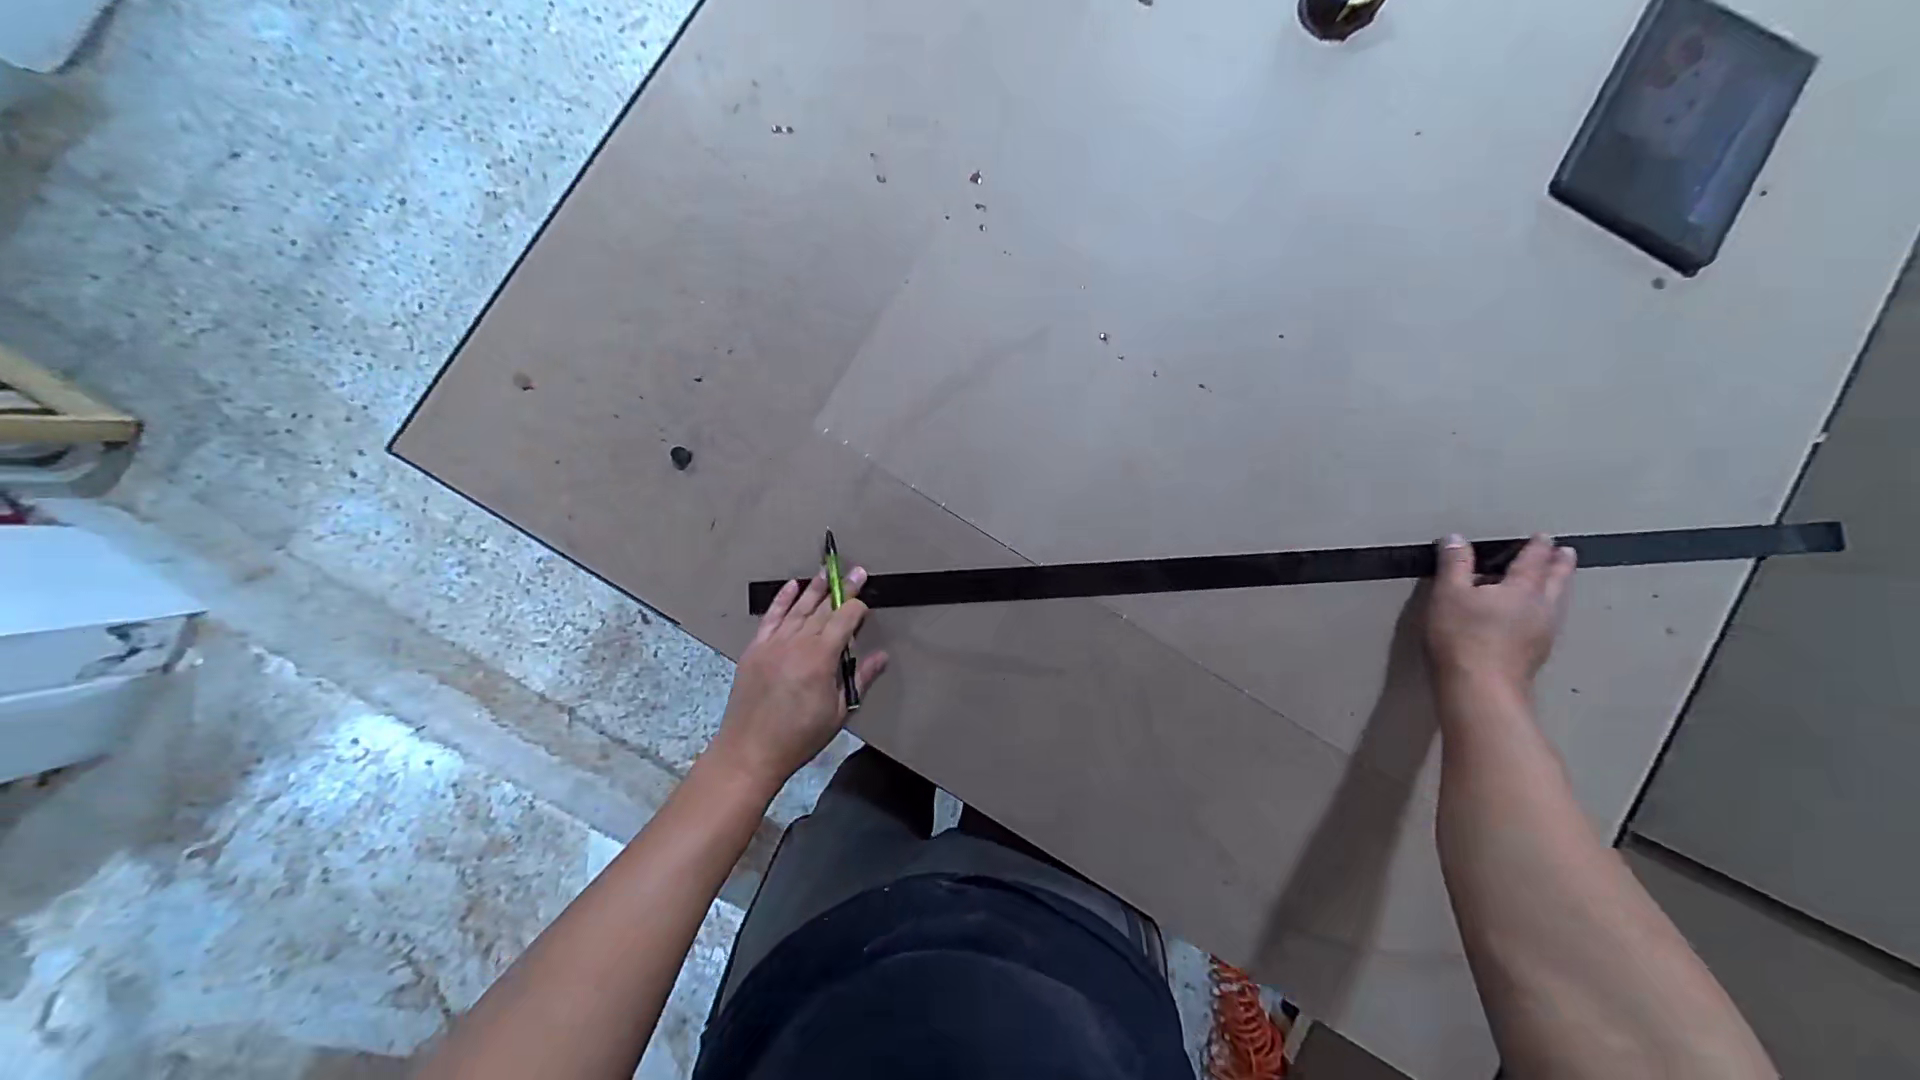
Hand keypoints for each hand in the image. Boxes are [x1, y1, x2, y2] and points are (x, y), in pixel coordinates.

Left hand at [704, 568, 889, 792]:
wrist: (750, 751)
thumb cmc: (800, 737)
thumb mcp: (839, 712)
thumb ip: (860, 679)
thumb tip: (881, 657)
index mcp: (820, 658)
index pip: (844, 620)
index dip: (857, 609)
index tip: (866, 604)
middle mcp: (797, 643)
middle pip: (823, 609)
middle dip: (842, 589)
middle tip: (855, 571)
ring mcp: (773, 644)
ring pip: (798, 609)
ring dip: (814, 588)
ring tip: (827, 571)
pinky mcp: (755, 649)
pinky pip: (771, 618)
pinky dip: (781, 600)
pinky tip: (791, 586)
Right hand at [1425, 533, 1575, 695]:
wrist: (1481, 686)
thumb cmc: (1462, 635)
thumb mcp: (1448, 593)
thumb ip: (1454, 564)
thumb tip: (1455, 538)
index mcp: (1522, 588)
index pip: (1533, 561)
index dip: (1537, 547)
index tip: (1544, 537)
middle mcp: (1541, 607)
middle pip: (1556, 580)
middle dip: (1560, 564)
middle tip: (1566, 552)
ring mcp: (1544, 631)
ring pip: (1557, 601)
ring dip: (1559, 585)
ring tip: (1558, 578)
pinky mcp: (1537, 651)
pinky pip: (1549, 618)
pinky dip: (1548, 606)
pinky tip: (1539, 613)